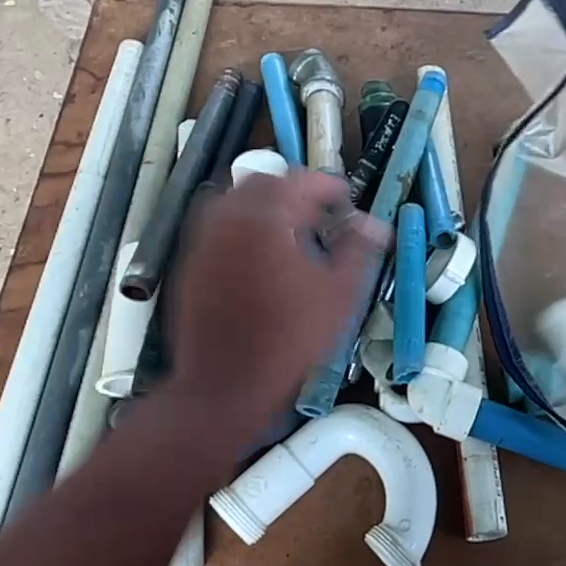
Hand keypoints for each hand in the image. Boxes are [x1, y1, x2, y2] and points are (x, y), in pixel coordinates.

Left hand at [159, 171, 385, 423]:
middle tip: (321, 211)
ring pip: (235, 200)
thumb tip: (374, 225)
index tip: (346, 199)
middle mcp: (230, 220)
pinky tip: (262, 254)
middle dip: (294, 189)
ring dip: (265, 204)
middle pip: (263, 182)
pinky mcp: (191, 263)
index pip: (300, 181)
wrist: (226, 384)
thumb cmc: (290, 341)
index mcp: (269, 220)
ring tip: (292, 229)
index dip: (328, 185)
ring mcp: (204, 241)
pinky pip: (217, 226)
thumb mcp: (339, 297)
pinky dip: (242, 225)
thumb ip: (358, 252)